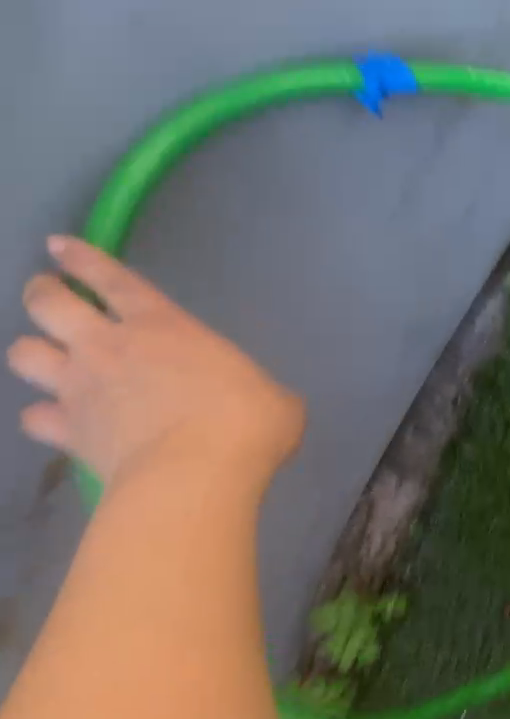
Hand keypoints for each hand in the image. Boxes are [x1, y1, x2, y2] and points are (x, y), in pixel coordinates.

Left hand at [9, 236, 303, 491]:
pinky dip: (47, 416)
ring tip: (55, 363)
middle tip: (54, 298)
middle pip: (48, 304)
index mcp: (165, 329)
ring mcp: (80, 388)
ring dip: (37, 354)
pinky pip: (37, 416)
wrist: (198, 472)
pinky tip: (64, 422)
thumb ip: (248, 387)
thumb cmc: (250, 424)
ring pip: (25, 354)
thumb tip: (252, 398)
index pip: (113, 279)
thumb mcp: (275, 399)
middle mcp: (108, 347)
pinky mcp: (68, 430)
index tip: (61, 246)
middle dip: (45, 295)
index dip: (85, 260)